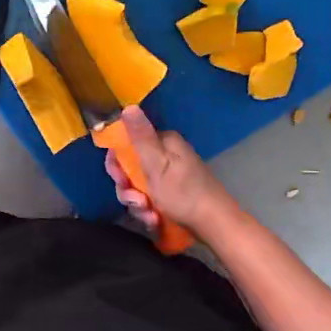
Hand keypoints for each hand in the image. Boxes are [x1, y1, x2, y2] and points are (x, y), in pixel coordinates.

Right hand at [104, 105, 239, 237]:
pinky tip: (156, 221)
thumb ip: (140, 136)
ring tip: (149, 215)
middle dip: (128, 190)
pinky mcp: (170, 194)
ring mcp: (167, 176)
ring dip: (138, 205)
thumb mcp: (157, 164)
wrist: (214, 224)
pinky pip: (148, 200)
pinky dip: (148, 212)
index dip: (116, 163)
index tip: (119, 179)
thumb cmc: (183, 193)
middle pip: (129, 170)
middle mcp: (165, 155)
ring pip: (136, 188)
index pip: (125, 145)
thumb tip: (128, 106)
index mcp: (163, 142)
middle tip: (138, 202)